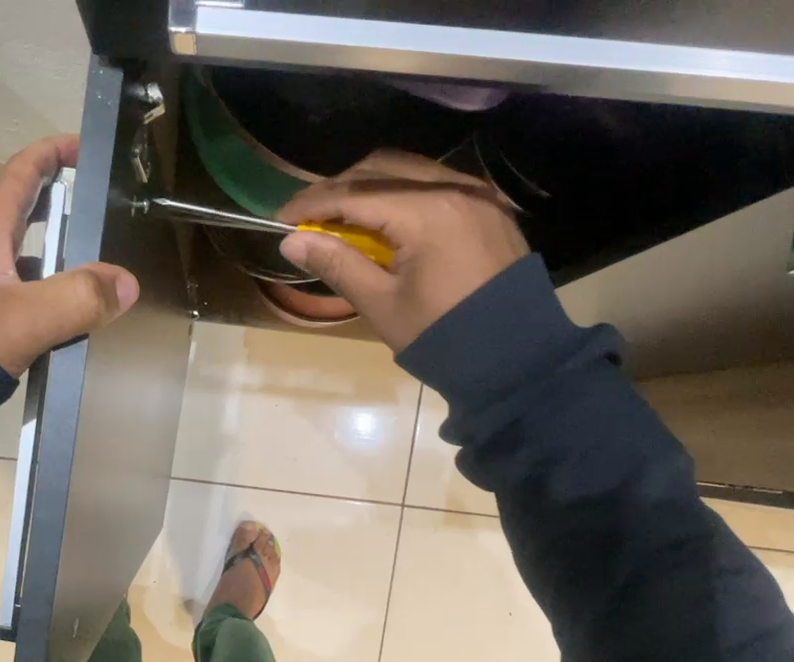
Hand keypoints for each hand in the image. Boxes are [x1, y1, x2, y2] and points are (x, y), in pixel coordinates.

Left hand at [0, 134, 139, 376]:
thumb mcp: (28, 318)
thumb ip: (81, 297)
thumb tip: (127, 283)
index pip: (22, 171)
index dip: (54, 153)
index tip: (86, 147)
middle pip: (22, 210)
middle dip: (61, 206)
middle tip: (100, 213)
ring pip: (20, 254)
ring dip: (55, 256)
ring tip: (93, 271)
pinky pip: (13, 289)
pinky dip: (41, 292)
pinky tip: (62, 317)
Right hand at [277, 150, 529, 351]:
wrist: (514, 360)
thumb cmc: (441, 338)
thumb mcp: (382, 305)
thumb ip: (337, 264)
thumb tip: (291, 242)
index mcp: (426, 212)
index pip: (354, 194)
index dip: (311, 204)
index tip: (279, 219)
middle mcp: (454, 188)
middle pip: (380, 168)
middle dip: (338, 189)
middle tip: (307, 217)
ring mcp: (476, 194)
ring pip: (409, 172)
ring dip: (370, 188)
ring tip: (340, 218)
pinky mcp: (488, 208)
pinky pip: (436, 185)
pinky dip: (402, 195)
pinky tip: (384, 221)